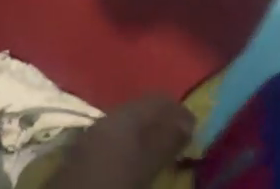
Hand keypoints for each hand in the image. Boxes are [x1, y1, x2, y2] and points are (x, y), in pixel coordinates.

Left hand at [42, 93, 192, 188]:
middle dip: (163, 122)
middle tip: (181, 141)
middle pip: (143, 110)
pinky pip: (115, 140)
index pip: (159, 99)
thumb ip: (167, 140)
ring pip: (128, 126)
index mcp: (125, 114)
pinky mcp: (83, 154)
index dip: (180, 111)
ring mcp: (93, 134)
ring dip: (146, 136)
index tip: (196, 129)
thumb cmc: (112, 183)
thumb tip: (189, 119)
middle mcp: (109, 116)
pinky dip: (130, 147)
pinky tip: (134, 163)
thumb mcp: (146, 165)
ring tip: (161, 155)